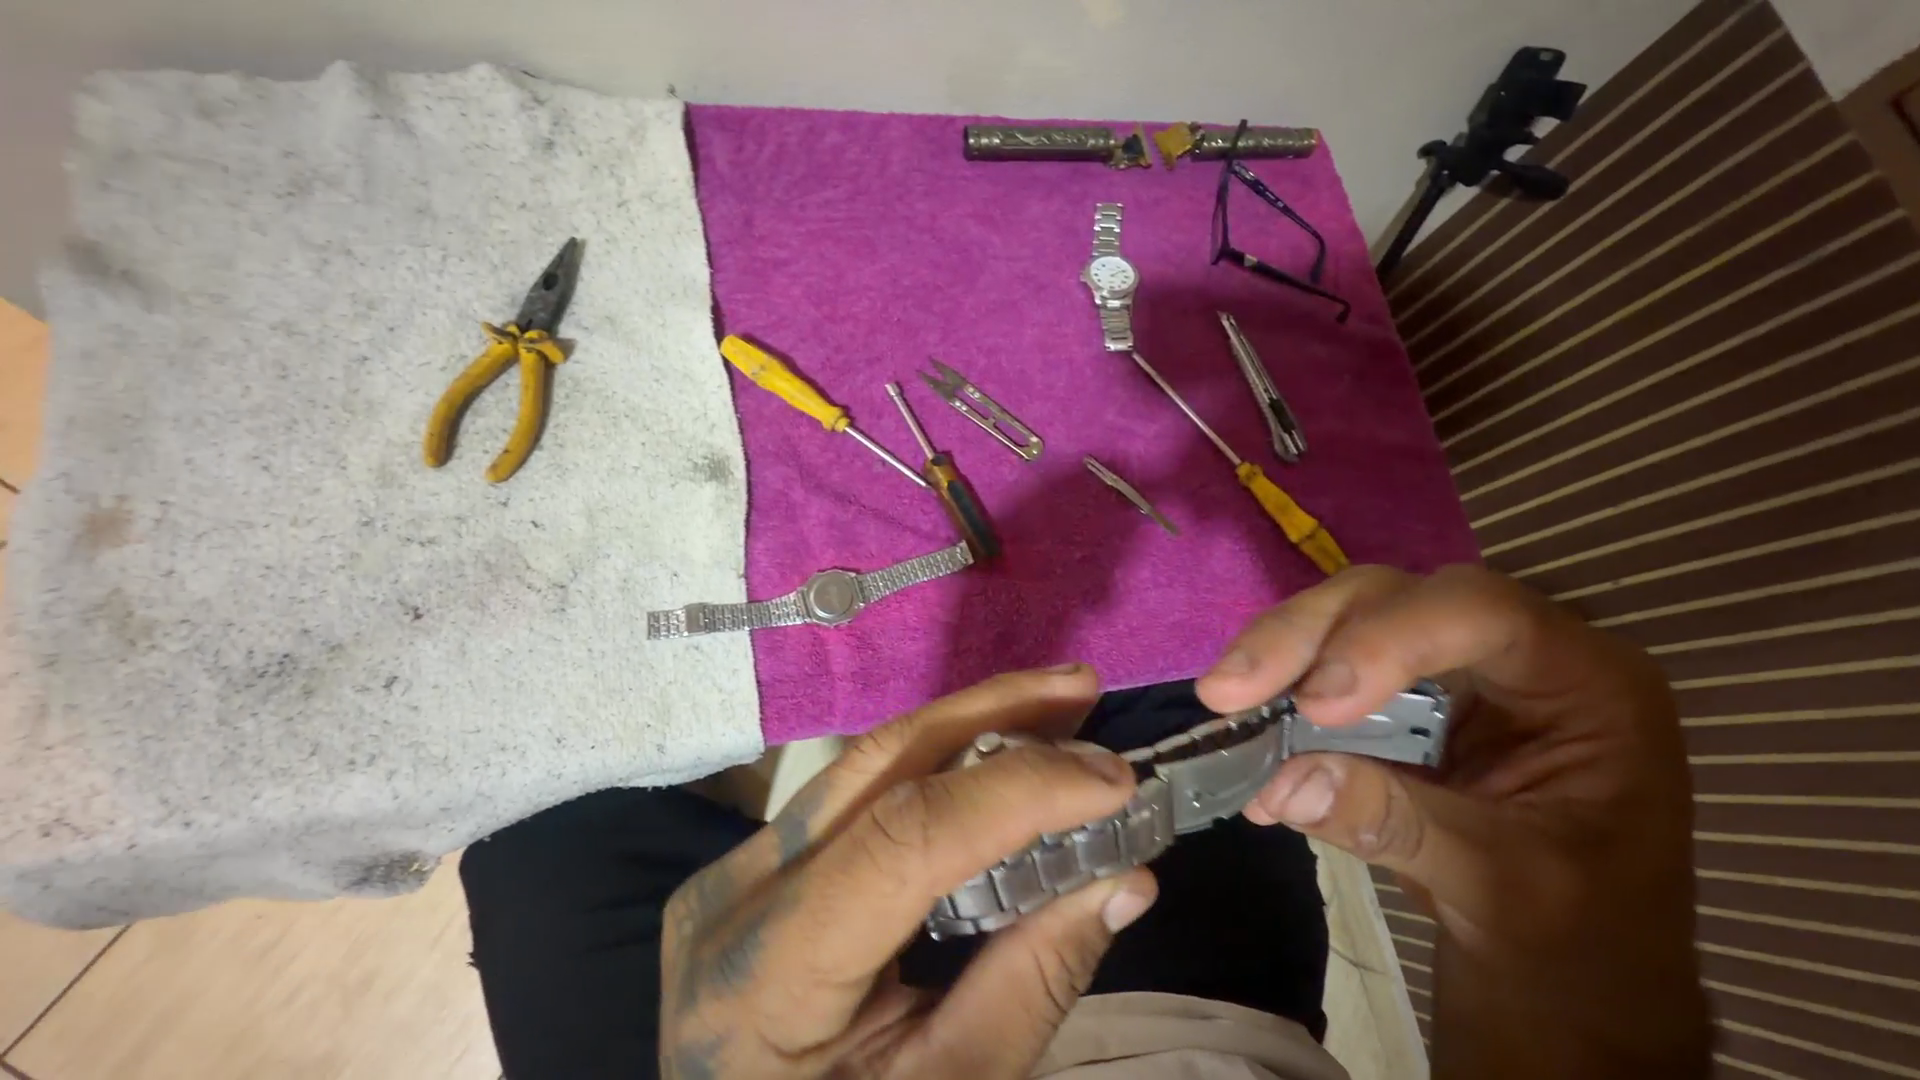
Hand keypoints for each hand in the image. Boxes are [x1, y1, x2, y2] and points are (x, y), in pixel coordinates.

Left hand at [659, 666, 1158, 1079]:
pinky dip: (934, 767)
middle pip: (876, 766)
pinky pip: (854, 795)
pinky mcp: (755, 864)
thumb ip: (1028, 986)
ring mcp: (737, 868)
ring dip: (966, 724)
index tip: (1113, 779)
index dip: (1015, 791)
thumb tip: (1124, 880)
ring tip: (1053, 702)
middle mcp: (738, 891)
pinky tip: (991, 758)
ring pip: (863, 765)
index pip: (903, 838)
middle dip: (990, 713)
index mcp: (766, 971)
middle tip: (1080, 689)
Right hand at [1196, 565, 1709, 1078]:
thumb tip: (1282, 780)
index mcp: (1585, 683)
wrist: (1564, 978)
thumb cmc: (1575, 939)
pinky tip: (1242, 727)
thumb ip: (1399, 824)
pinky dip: (1280, 690)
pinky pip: (1330, 666)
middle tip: (1229, 690)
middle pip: (1398, 600)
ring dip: (1280, 654)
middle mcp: (1514, 655)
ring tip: (1221, 700)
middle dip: (1308, 637)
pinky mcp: (1403, 700)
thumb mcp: (1501, 888)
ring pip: (1352, 619)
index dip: (1389, 640)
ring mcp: (1453, 672)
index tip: (1316, 705)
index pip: (1479, 614)